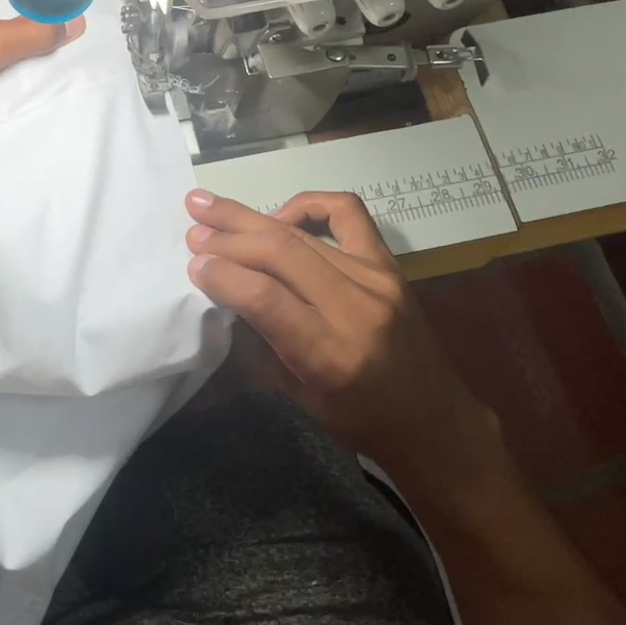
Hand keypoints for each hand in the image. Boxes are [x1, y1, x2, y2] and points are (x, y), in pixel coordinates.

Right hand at [183, 188, 506, 494]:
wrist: (433, 420)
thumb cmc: (357, 419)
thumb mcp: (297, 394)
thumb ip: (260, 339)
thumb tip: (221, 290)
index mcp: (329, 354)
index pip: (263, 296)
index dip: (221, 274)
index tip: (192, 266)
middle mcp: (355, 308)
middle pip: (279, 252)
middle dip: (228, 238)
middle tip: (192, 231)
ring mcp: (376, 278)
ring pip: (301, 231)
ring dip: (249, 218)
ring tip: (211, 208)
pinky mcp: (388, 263)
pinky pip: (346, 212)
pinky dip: (307, 203)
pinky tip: (280, 214)